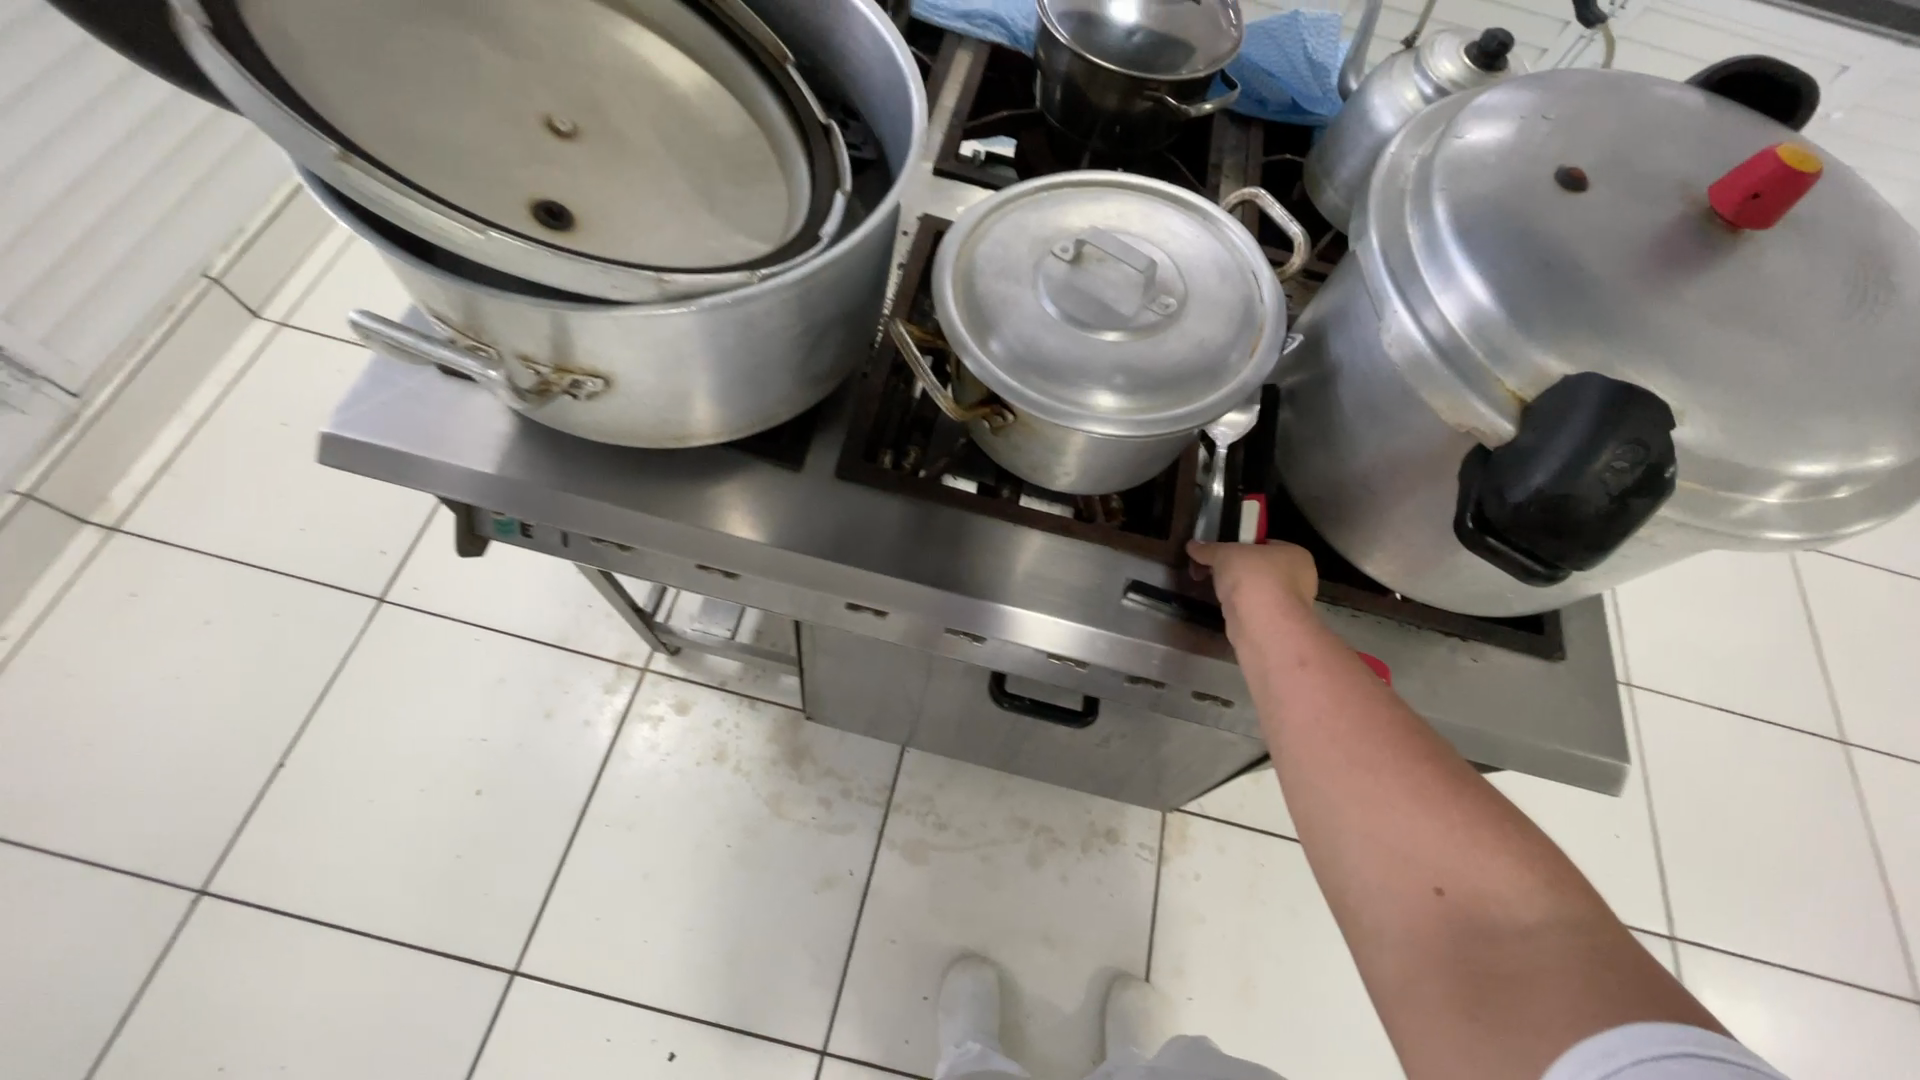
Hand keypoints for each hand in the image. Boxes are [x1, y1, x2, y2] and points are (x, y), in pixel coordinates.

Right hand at [1187, 540, 1318, 618]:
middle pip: (1258, 567)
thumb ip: (1208, 549)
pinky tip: (1224, 605)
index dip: (1238, 544)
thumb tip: (1192, 545)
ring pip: (1255, 589)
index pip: (1264, 544)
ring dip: (1235, 589)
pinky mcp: (1275, 624)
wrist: (1262, 624)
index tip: (1218, 551)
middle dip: (1233, 568)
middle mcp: (1299, 578)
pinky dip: (1238, 606)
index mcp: (1295, 554)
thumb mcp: (1224, 554)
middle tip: (1210, 569)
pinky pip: (1252, 608)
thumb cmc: (1252, 577)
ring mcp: (1289, 604)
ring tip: (1214, 587)